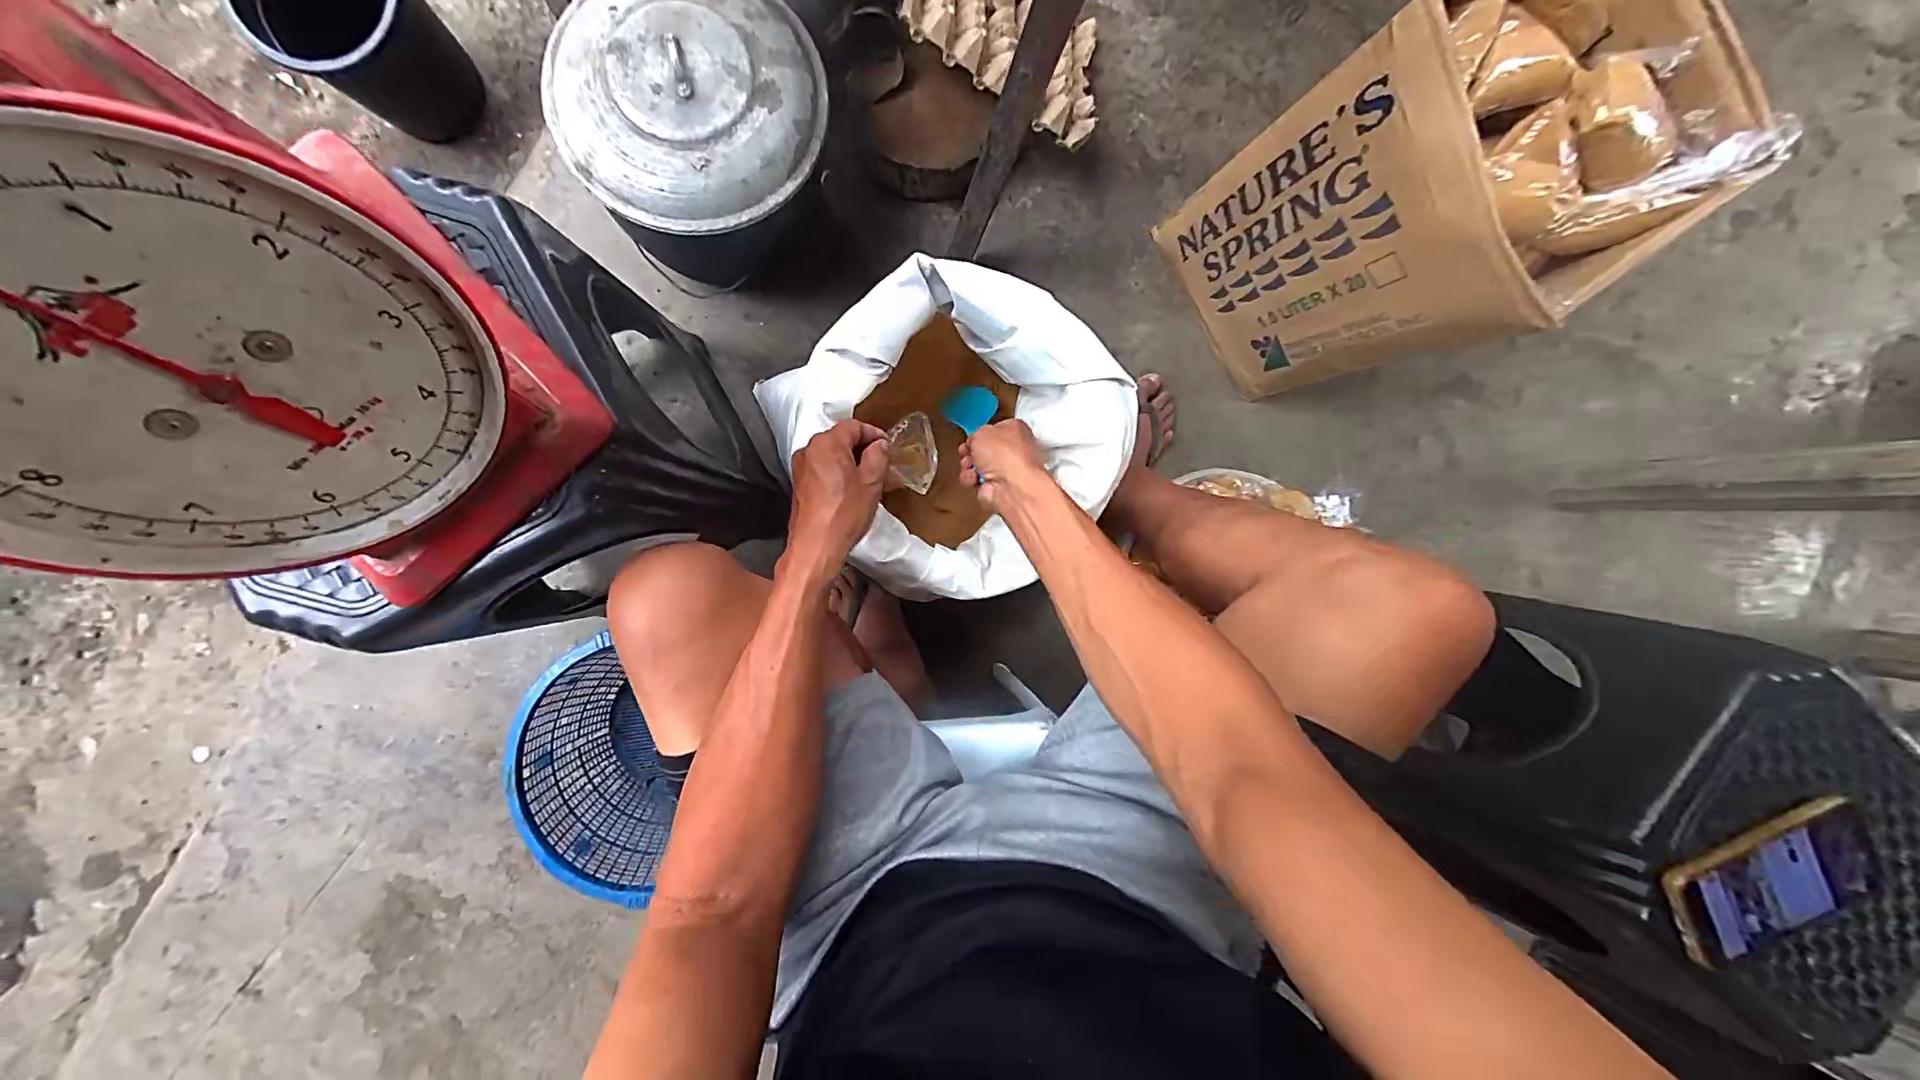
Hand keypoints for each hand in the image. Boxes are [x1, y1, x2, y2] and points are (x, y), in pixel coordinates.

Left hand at [787, 420, 889, 576]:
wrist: (816, 546)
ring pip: (829, 454)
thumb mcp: (872, 483)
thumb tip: (879, 445)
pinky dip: (836, 472)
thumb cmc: (844, 515)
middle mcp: (809, 450)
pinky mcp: (799, 484)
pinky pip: (821, 469)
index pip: (853, 426)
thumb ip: (878, 457)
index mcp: (827, 443)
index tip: (886, 444)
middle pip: (839, 438)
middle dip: (860, 446)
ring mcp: (801, 468)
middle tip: (880, 461)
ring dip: (848, 460)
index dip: (873, 433)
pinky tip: (850, 489)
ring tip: (867, 477)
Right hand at [958, 419, 1048, 511]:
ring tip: (969, 465)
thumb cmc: (1003, 454)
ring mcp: (1005, 471)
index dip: (980, 433)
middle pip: (984, 449)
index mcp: (1016, 431)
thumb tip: (974, 441)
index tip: (971, 437)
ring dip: (968, 465)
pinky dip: (971, 479)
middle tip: (966, 452)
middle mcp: (1013, 450)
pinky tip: (974, 478)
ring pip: (977, 465)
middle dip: (971, 451)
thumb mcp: (982, 433)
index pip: (995, 429)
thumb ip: (976, 434)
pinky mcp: (996, 487)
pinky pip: (976, 481)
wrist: (1011, 486)